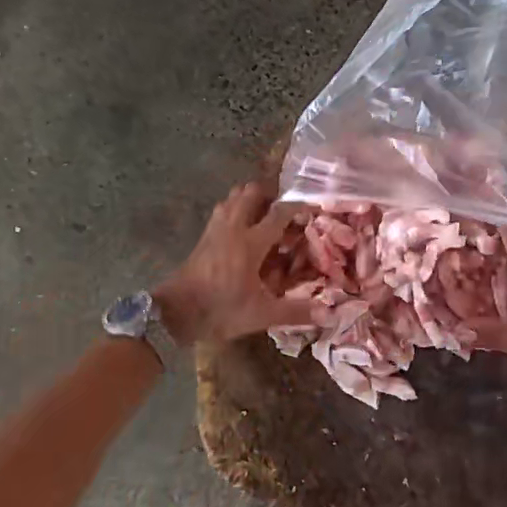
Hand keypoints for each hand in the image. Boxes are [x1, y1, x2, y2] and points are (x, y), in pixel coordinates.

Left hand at [154, 182, 311, 346]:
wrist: (175, 312)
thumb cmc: (220, 310)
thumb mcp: (261, 315)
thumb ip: (296, 312)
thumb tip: (330, 314)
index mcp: (250, 242)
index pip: (278, 213)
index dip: (297, 206)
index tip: (312, 207)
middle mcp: (233, 227)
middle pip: (251, 192)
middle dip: (270, 193)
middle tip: (286, 207)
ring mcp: (215, 229)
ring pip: (232, 197)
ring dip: (249, 198)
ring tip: (265, 213)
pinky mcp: (203, 236)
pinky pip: (221, 210)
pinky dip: (234, 208)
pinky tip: (241, 226)